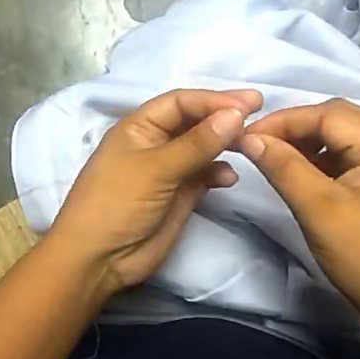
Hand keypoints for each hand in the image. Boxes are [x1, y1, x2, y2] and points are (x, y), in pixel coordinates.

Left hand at [46, 88, 261, 295]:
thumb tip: (235, 115)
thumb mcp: (155, 169)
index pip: (180, 102)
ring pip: (202, 148)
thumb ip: (196, 144)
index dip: (213, 99)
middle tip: (260, 115)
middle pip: (194, 122)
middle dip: (223, 118)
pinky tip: (230, 178)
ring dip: (225, 145)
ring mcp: (167, 170)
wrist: (99, 259)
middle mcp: (153, 144)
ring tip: (250, 146)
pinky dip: (219, 173)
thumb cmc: (117, 204)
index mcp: (138, 128)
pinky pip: (205, 175)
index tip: (251, 102)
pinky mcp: (179, 195)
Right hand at [239, 99, 359, 334]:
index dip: (285, 120)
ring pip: (345, 139)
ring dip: (308, 145)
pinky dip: (323, 162)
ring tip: (274, 161)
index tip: (247, 137)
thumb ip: (284, 168)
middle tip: (257, 146)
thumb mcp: (319, 211)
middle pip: (341, 121)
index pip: (331, 115)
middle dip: (295, 129)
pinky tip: (301, 176)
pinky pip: (353, 159)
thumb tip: (250, 138)